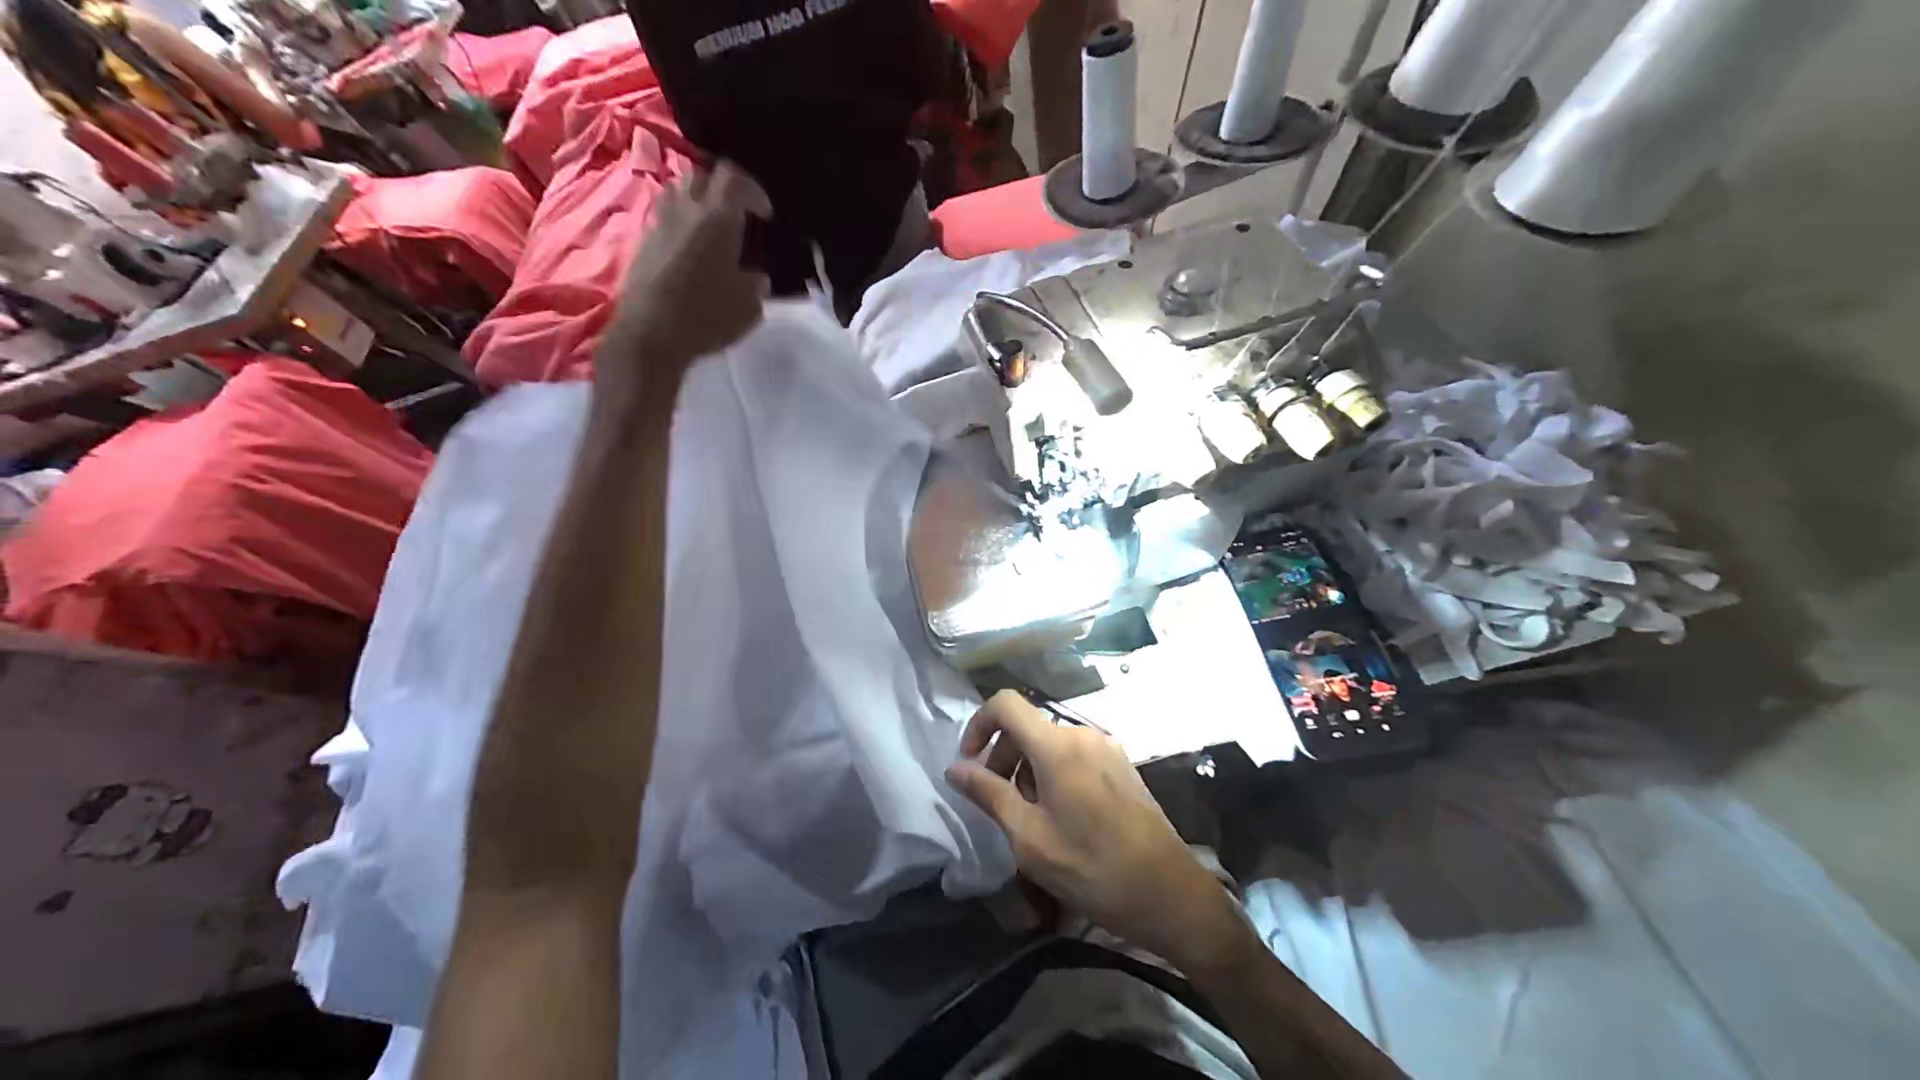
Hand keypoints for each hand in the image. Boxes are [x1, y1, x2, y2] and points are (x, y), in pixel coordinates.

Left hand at [606, 161, 773, 381]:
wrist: (651, 334)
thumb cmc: (707, 316)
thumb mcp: (748, 306)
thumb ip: (756, 284)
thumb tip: (756, 277)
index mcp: (717, 217)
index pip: (735, 178)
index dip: (753, 190)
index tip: (764, 214)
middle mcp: (685, 209)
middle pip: (702, 176)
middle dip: (722, 189)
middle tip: (737, 214)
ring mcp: (659, 222)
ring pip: (678, 192)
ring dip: (697, 202)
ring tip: (711, 227)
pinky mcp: (642, 241)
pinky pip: (664, 217)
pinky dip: (680, 223)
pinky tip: (690, 250)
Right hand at [946, 691, 1250, 971]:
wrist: (1170, 894)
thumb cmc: (1092, 868)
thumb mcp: (1029, 837)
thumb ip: (989, 794)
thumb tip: (955, 768)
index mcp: (1058, 745)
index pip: (1006, 703)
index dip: (978, 724)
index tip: (969, 761)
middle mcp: (1083, 734)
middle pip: (1028, 726)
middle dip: (1003, 755)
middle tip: (997, 802)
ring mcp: (1108, 748)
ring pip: (1051, 742)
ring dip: (1028, 768)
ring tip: (1030, 815)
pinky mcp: (1122, 766)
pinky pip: (1075, 754)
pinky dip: (1054, 772)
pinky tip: (1060, 815)